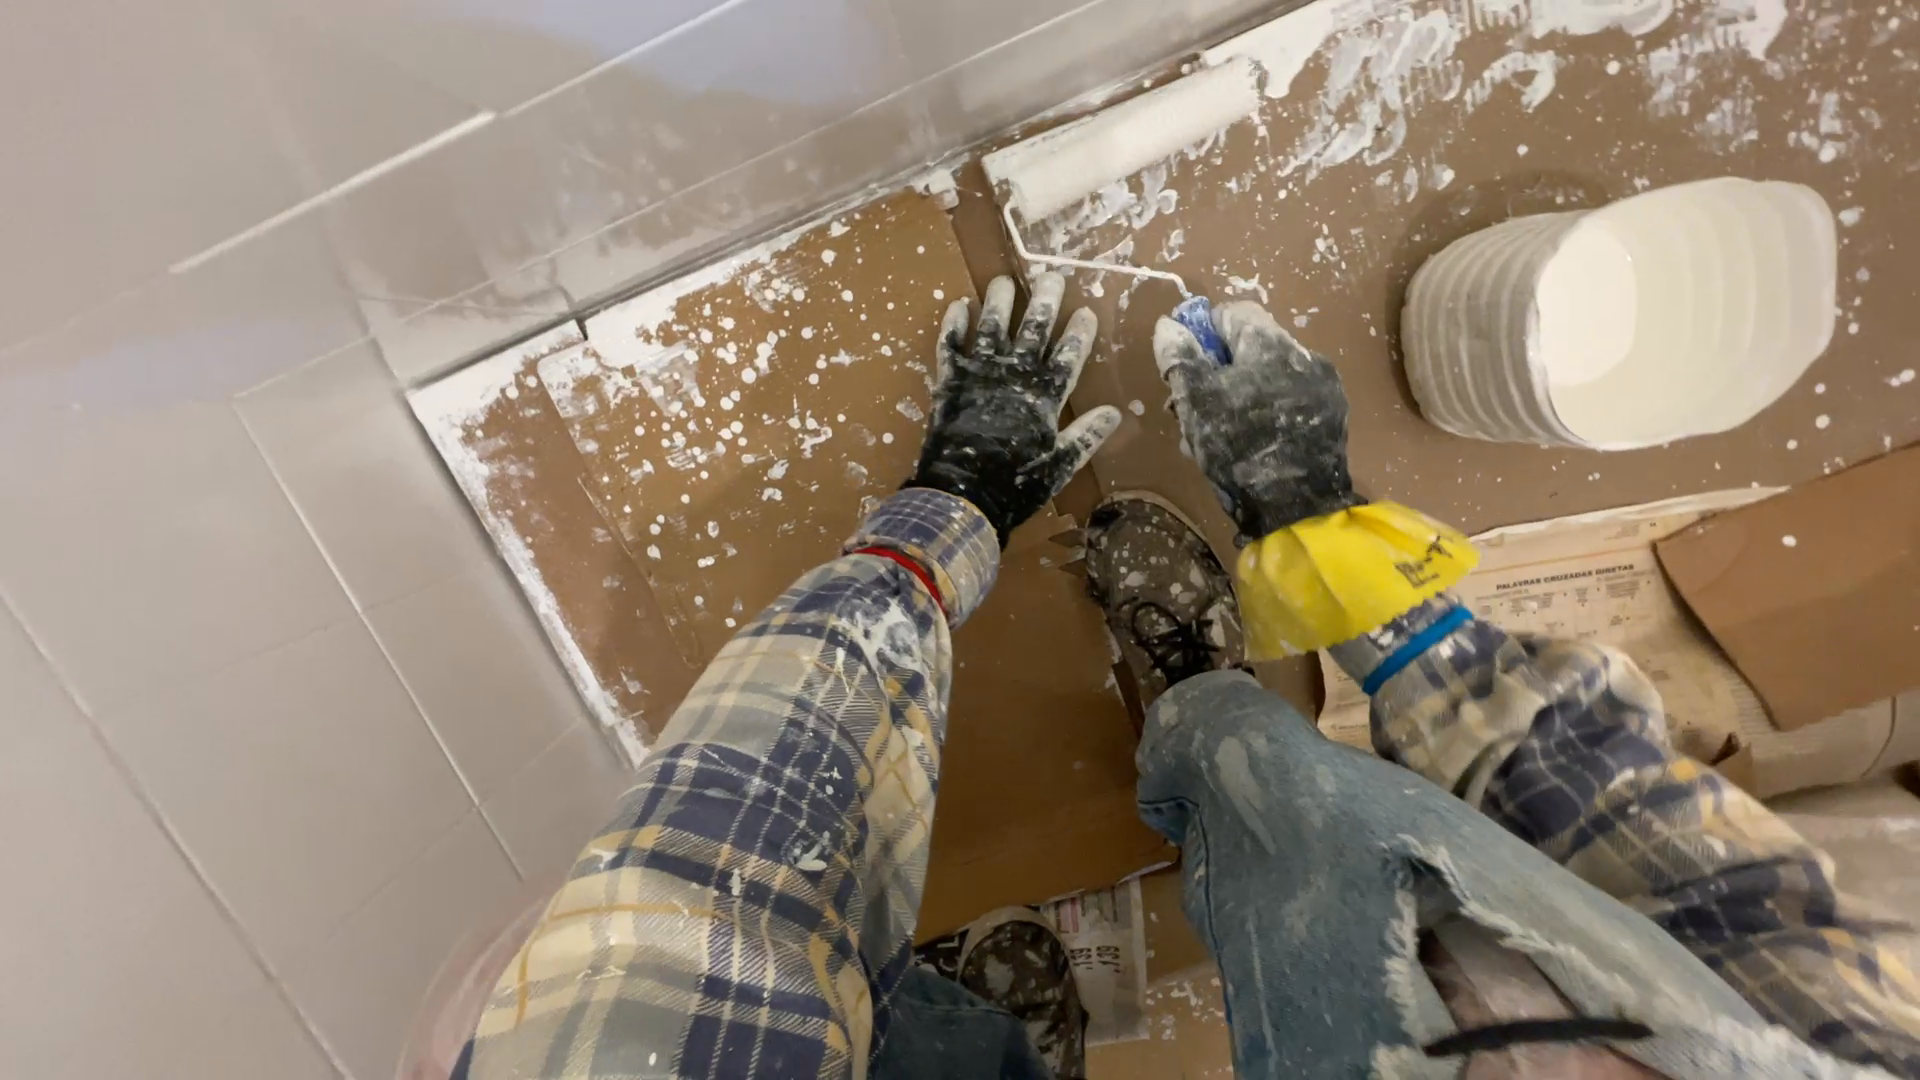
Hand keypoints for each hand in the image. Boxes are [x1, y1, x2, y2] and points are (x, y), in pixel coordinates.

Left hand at [909, 273, 1122, 545]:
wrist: (963, 493)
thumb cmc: (1014, 484)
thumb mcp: (1059, 466)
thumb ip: (1085, 436)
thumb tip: (1114, 413)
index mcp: (1044, 397)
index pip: (1068, 357)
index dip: (1078, 334)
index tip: (1086, 311)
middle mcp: (1014, 376)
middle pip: (1033, 331)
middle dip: (1044, 303)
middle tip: (1050, 276)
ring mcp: (980, 375)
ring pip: (992, 328)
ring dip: (999, 303)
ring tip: (1003, 280)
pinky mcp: (950, 381)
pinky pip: (950, 345)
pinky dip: (954, 324)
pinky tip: (960, 305)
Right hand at [1152, 301, 1360, 540]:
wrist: (1296, 504)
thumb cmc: (1239, 445)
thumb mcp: (1196, 401)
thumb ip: (1180, 358)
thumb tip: (1167, 325)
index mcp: (1270, 342)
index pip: (1232, 313)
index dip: (1203, 334)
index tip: (1185, 365)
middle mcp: (1302, 354)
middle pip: (1249, 348)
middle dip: (1214, 374)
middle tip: (1190, 409)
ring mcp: (1321, 387)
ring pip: (1265, 378)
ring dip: (1234, 397)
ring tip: (1212, 436)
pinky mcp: (1330, 417)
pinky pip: (1286, 402)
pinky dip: (1261, 414)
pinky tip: (1247, 444)